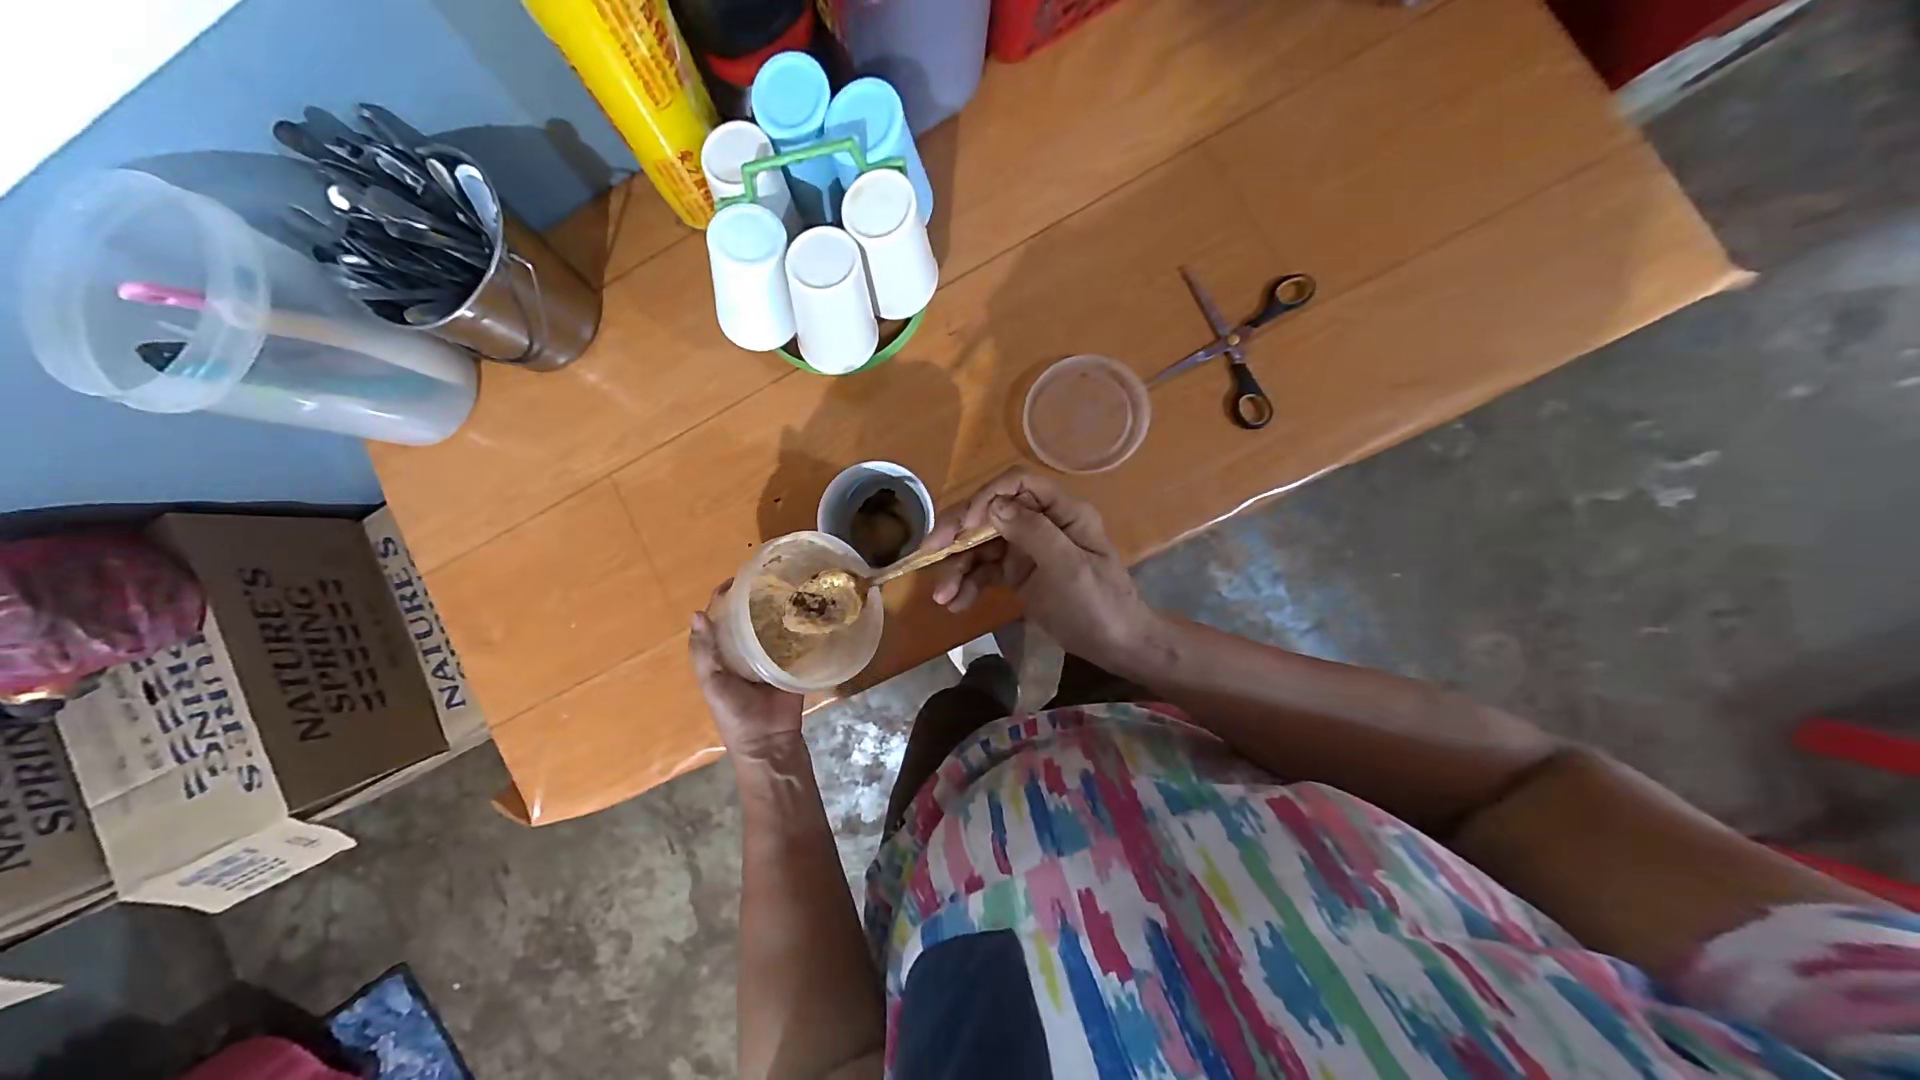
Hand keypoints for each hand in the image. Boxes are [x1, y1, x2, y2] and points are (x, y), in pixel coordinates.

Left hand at [689, 584, 803, 760]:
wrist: (769, 741)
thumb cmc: (735, 714)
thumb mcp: (712, 683)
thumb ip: (704, 652)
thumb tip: (697, 613)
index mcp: (724, 652)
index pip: (723, 617)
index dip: (727, 597)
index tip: (740, 577)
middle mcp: (748, 648)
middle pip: (752, 616)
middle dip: (759, 597)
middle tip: (774, 575)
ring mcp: (773, 653)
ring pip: (775, 624)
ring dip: (782, 607)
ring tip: (794, 584)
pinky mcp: (795, 661)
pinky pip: (798, 639)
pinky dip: (802, 625)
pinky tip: (811, 608)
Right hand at [923, 469, 1159, 669]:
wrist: (1116, 645)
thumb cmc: (1100, 603)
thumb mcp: (1069, 567)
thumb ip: (1033, 532)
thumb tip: (993, 506)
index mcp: (1061, 511)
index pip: (1017, 484)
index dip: (987, 496)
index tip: (966, 525)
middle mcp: (1041, 522)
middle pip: (990, 513)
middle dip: (958, 533)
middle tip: (929, 553)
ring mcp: (1027, 548)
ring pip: (981, 544)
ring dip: (957, 567)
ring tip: (942, 596)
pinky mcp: (1018, 573)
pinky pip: (985, 571)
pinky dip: (968, 584)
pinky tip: (955, 603)